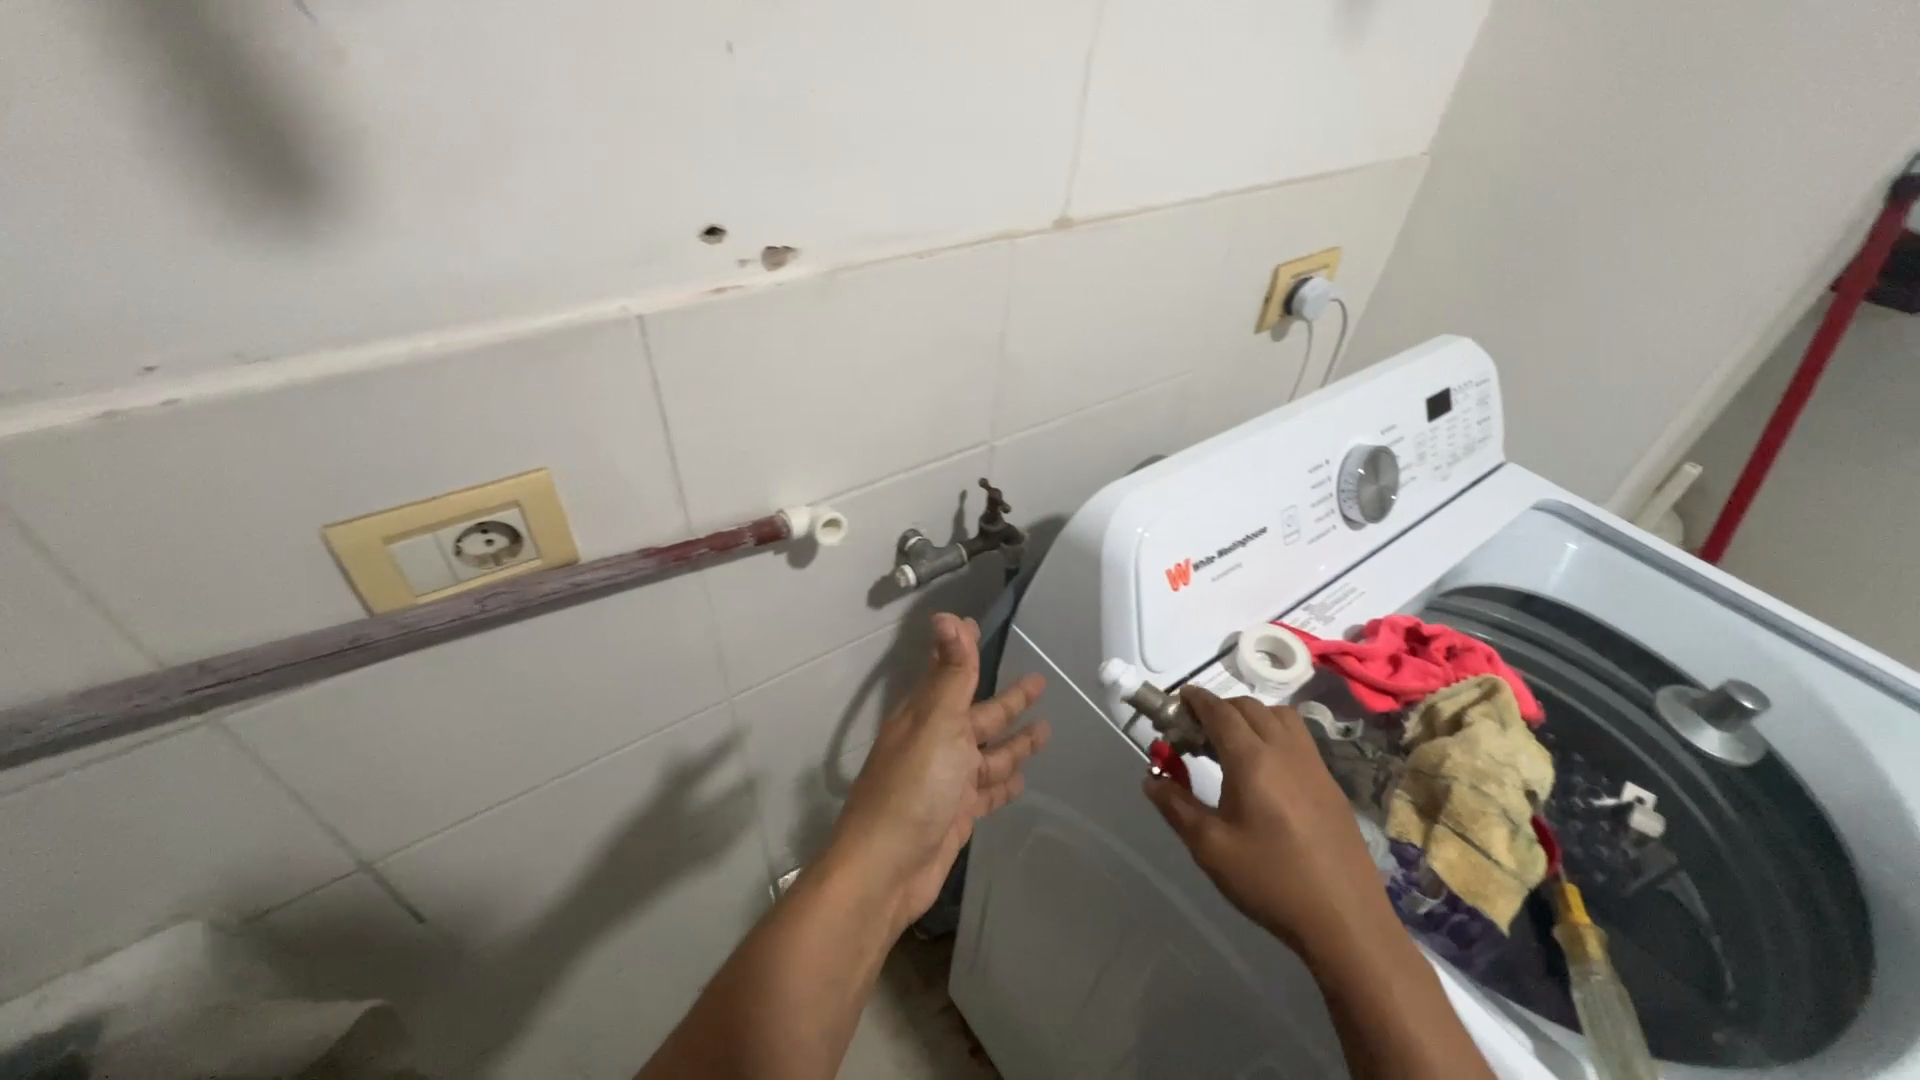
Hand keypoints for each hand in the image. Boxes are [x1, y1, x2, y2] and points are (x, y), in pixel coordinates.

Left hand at [828, 613, 1048, 930]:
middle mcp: (936, 744)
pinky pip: (988, 791)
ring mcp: (947, 782)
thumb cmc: (912, 789)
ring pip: (989, 754)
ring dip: (1015, 741)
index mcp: (925, 717)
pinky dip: (1004, 783)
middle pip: (979, 715)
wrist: (886, 869)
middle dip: (1008, 699)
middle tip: (1039, 682)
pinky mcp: (957, 815)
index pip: (948, 673)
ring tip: (1046, 730)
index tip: (974, 626)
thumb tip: (947, 617)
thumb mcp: (936, 724)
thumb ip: (950, 674)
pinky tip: (1022, 778)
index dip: (963, 651)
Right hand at [1142, 686, 1394, 959]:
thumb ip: (1176, 807)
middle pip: (1249, 707)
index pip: (1220, 712)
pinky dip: (1274, 732)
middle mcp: (1285, 751)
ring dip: (1250, 716)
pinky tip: (1263, 768)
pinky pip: (1298, 738)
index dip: (1196, 701)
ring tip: (1229, 743)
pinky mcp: (1330, 784)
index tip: (1176, 702)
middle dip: (1219, 708)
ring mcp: (1314, 765)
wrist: (1344, 919)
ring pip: (1279, 716)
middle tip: (1194, 731)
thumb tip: (1152, 779)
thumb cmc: (1270, 881)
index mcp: (1252, 761)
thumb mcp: (1210, 848)